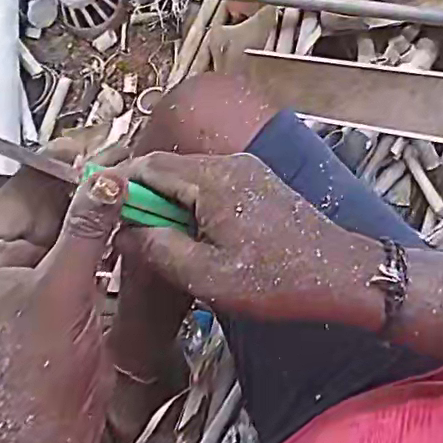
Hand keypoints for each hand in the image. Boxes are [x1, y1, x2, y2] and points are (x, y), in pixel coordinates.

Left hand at [0, 170, 127, 442]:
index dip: (54, 169)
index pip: (13, 198)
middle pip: (37, 213)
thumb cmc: (35, 391)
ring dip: (89, 213)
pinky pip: (70, 259)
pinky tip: (118, 225)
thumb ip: (86, 230)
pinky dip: (94, 241)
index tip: (88, 146)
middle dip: (78, 189)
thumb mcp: (62, 295)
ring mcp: (18, 293)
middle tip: (115, 163)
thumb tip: (104, 180)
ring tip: (122, 186)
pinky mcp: (46, 307)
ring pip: (57, 235)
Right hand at [112, 152, 378, 325]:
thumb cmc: (279, 279)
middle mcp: (230, 163)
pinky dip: (194, 206)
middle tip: (131, 234)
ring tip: (164, 242)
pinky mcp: (258, 182)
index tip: (101, 210)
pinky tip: (196, 238)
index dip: (118, 186)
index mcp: (213, 178)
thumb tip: (124, 232)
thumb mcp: (206, 275)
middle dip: (144, 199)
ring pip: (189, 178)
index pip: (147, 165)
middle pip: (168, 169)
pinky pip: (212, 185)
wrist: (341, 273)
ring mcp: (247, 169)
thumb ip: (158, 249)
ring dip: (169, 205)